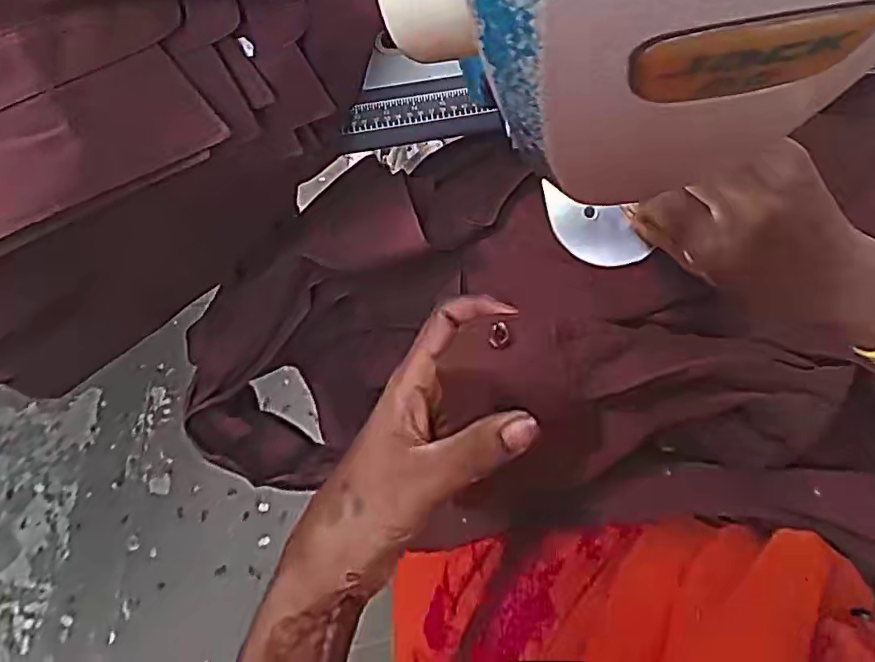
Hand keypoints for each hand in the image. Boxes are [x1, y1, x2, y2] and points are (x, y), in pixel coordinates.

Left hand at [273, 297, 539, 604]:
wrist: (332, 568)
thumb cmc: (359, 513)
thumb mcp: (423, 476)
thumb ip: (475, 449)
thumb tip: (526, 422)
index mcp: (408, 384)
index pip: (443, 323)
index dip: (476, 306)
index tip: (515, 311)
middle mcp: (420, 396)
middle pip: (464, 351)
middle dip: (499, 342)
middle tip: (541, 346)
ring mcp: (428, 425)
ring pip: (471, 388)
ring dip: (502, 382)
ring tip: (542, 381)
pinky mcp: (436, 454)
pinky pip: (474, 423)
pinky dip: (498, 420)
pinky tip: (521, 428)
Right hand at [628, 138, 874, 343]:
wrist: (842, 278)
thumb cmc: (772, 288)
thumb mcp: (707, 272)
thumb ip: (661, 232)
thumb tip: (624, 196)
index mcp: (721, 244)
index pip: (653, 193)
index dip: (628, 177)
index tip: (614, 169)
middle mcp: (747, 204)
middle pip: (677, 155)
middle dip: (650, 150)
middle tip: (634, 147)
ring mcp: (772, 171)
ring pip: (704, 135)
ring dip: (681, 136)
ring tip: (665, 137)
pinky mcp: (790, 150)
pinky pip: (734, 129)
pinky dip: (714, 132)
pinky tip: (705, 136)